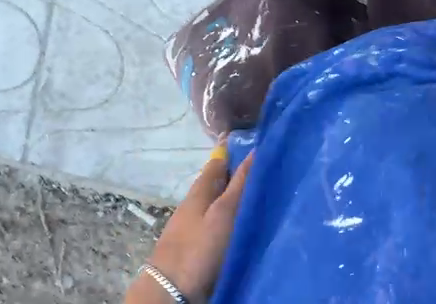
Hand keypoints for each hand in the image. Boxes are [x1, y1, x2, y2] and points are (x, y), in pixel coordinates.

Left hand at [129, 148, 250, 301]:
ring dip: (234, 198)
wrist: (170, 290)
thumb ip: (239, 185)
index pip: (219, 161)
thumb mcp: (223, 213)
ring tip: (260, 198)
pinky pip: (216, 223)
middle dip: (238, 175)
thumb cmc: (198, 247)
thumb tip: (253, 151)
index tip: (258, 146)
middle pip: (218, 182)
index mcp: (200, 189)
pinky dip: (230, 219)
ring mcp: (193, 225)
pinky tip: (242, 226)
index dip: (235, 152)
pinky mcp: (195, 245)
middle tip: (266, 173)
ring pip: (217, 203)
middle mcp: (195, 202)